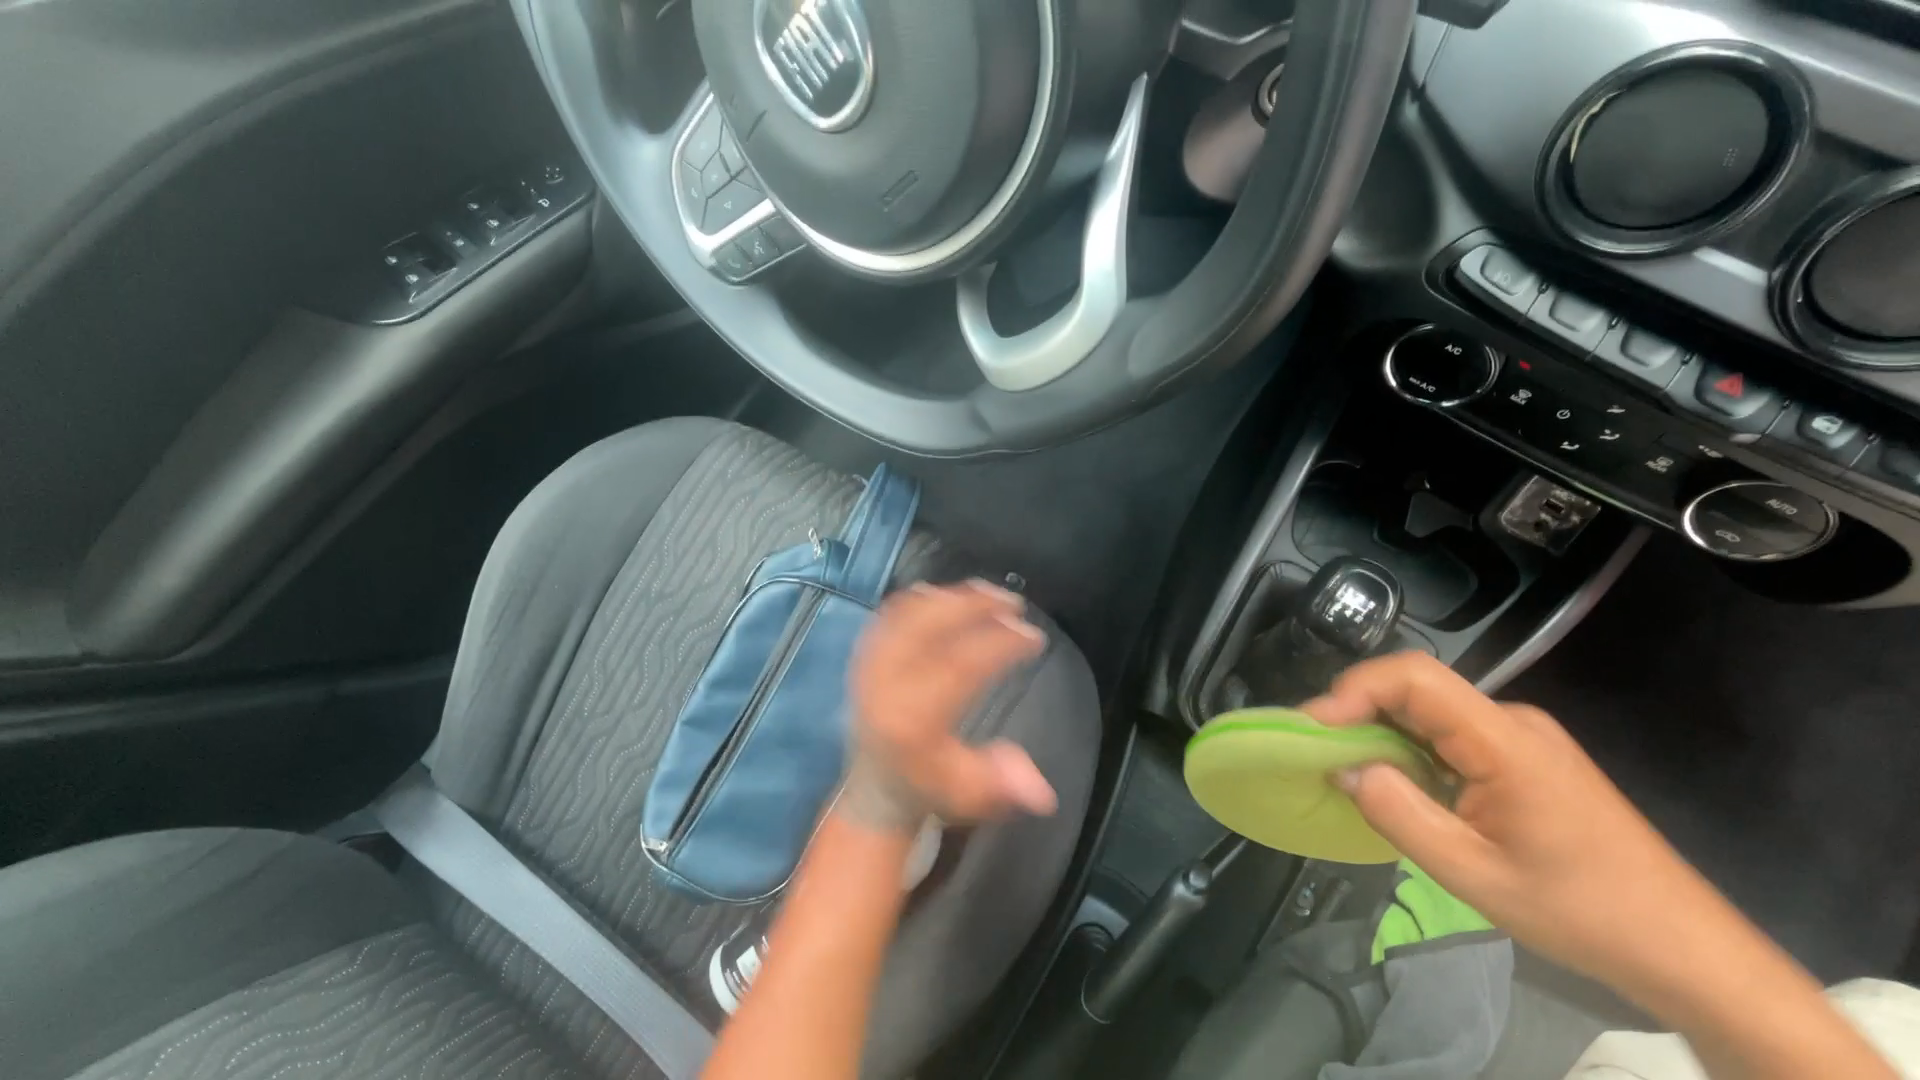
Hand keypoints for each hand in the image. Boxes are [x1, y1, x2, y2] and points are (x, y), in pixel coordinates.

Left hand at [842, 581, 1057, 832]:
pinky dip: (921, 599)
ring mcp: (869, 666)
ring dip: (950, 597)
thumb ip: (1002, 785)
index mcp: (912, 718)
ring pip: (908, 614)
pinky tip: (950, 594)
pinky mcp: (864, 656)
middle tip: (1012, 602)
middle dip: (973, 607)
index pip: (959, 666)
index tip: (1034, 635)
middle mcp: (885, 685)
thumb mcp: (969, 795)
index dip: (1000, 643)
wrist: (877, 785)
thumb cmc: (929, 785)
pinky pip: (890, 614)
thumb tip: (1040, 790)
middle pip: (927, 627)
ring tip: (989, 592)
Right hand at [1301, 652, 1723, 990]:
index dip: (1353, 690)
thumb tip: (1343, 768)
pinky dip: (1412, 756)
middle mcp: (1514, 723)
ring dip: (1383, 738)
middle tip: (1316, 757)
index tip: (1312, 730)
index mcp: (1506, 740)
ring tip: (1348, 776)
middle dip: (1357, 715)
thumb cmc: (1581, 911)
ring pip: (1431, 717)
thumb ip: (1399, 814)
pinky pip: (1452, 740)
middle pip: (1418, 691)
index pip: (1414, 678)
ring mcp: (1524, 740)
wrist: (1683, 947)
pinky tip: (1399, 791)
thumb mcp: (1473, 874)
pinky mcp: (1526, 761)